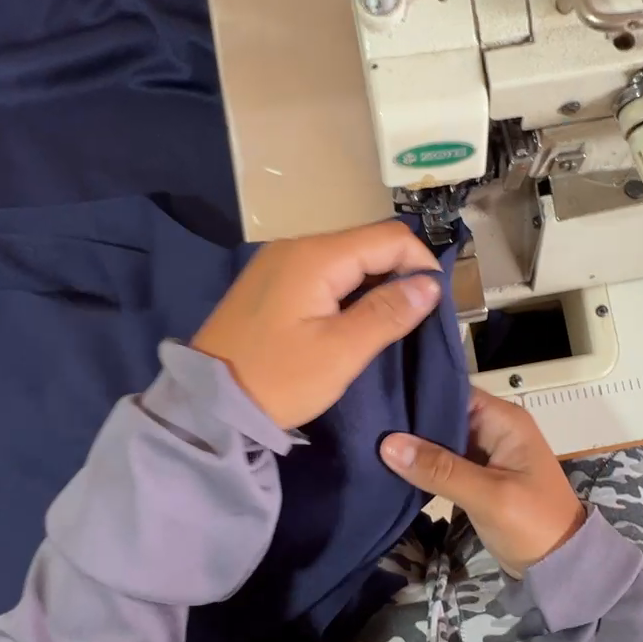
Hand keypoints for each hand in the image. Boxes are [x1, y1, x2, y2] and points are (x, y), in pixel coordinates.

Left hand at [192, 220, 442, 429]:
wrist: (207, 405)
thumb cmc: (278, 380)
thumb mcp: (341, 352)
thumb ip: (388, 313)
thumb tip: (430, 283)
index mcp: (315, 256)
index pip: (389, 237)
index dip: (421, 263)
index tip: (435, 304)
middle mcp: (296, 247)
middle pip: (367, 244)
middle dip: (399, 273)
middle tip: (413, 319)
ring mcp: (278, 263)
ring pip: (346, 259)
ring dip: (374, 284)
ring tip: (386, 324)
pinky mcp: (270, 283)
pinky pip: (322, 274)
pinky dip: (346, 291)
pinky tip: (351, 322)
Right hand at [380, 389, 587, 576]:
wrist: (560, 567)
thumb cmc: (533, 525)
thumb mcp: (488, 496)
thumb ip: (439, 469)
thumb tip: (387, 444)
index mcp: (504, 420)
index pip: (454, 391)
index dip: (418, 393)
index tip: (379, 396)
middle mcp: (493, 427)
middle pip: (444, 412)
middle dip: (409, 419)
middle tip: (365, 420)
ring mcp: (485, 452)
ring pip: (440, 437)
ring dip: (412, 443)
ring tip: (368, 438)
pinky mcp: (476, 474)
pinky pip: (443, 459)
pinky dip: (422, 463)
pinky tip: (389, 463)